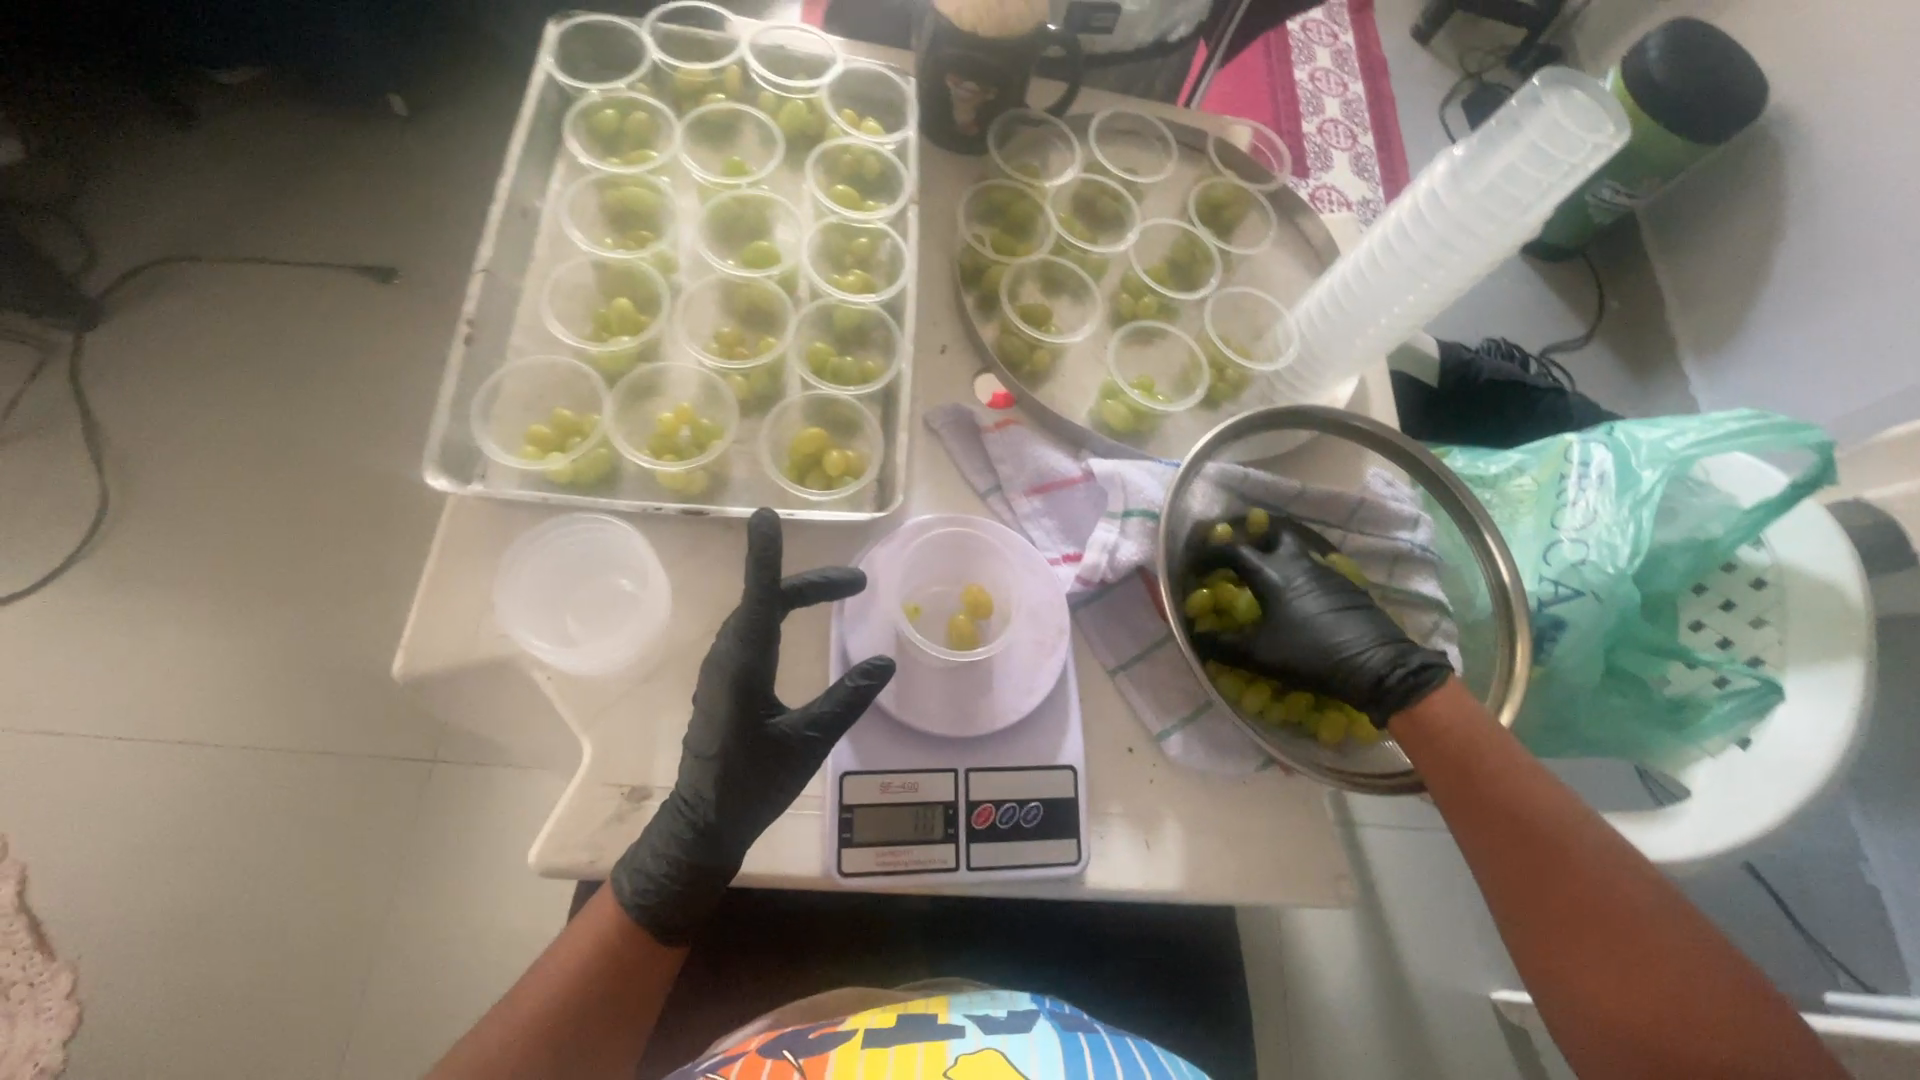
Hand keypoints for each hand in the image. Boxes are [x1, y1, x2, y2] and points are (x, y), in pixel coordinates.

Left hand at [611, 509, 894, 943]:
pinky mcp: (725, 685)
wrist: (702, 824)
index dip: (766, 554)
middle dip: (811, 584)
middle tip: (859, 584)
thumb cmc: (752, 785)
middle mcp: (728, 658)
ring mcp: (722, 670)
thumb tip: (886, 662)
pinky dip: (780, 617)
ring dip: (795, 597)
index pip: (759, 596)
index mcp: (744, 665)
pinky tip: (796, 627)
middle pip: (765, 599)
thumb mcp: (808, 743)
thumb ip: (846, 699)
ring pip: (757, 616)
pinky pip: (752, 635)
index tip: (768, 515)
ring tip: (840, 594)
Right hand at [1190, 513, 1452, 724]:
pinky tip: (1299, 601)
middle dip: (1255, 541)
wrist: (1377, 667)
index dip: (1209, 556)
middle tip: (1242, 561)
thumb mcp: (1258, 656)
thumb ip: (1221, 646)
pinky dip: (1300, 576)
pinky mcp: (1348, 586)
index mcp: (1272, 574)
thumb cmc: (1310, 656)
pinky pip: (1316, 570)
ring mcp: (1327, 572)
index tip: (1196, 567)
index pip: (1233, 551)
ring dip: (1278, 559)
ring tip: (1267, 582)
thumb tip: (1195, 638)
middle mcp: (1298, 563)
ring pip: (1298, 552)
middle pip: (1275, 534)